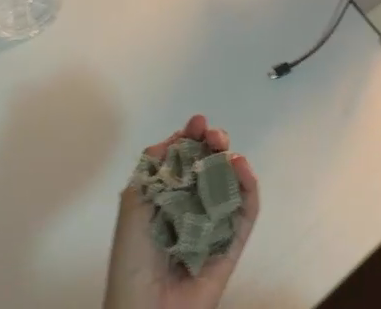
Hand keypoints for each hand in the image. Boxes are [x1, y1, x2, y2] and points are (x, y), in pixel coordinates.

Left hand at [104, 115, 259, 308]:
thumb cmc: (132, 257)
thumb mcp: (134, 204)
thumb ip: (152, 168)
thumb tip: (174, 139)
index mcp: (167, 198)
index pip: (184, 161)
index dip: (191, 139)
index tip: (198, 123)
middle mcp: (191, 208)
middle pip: (209, 169)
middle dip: (213, 146)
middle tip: (215, 137)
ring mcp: (213, 225)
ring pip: (230, 187)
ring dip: (232, 163)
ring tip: (227, 150)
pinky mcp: (231, 245)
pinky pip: (245, 215)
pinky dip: (248, 190)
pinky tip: (241, 169)